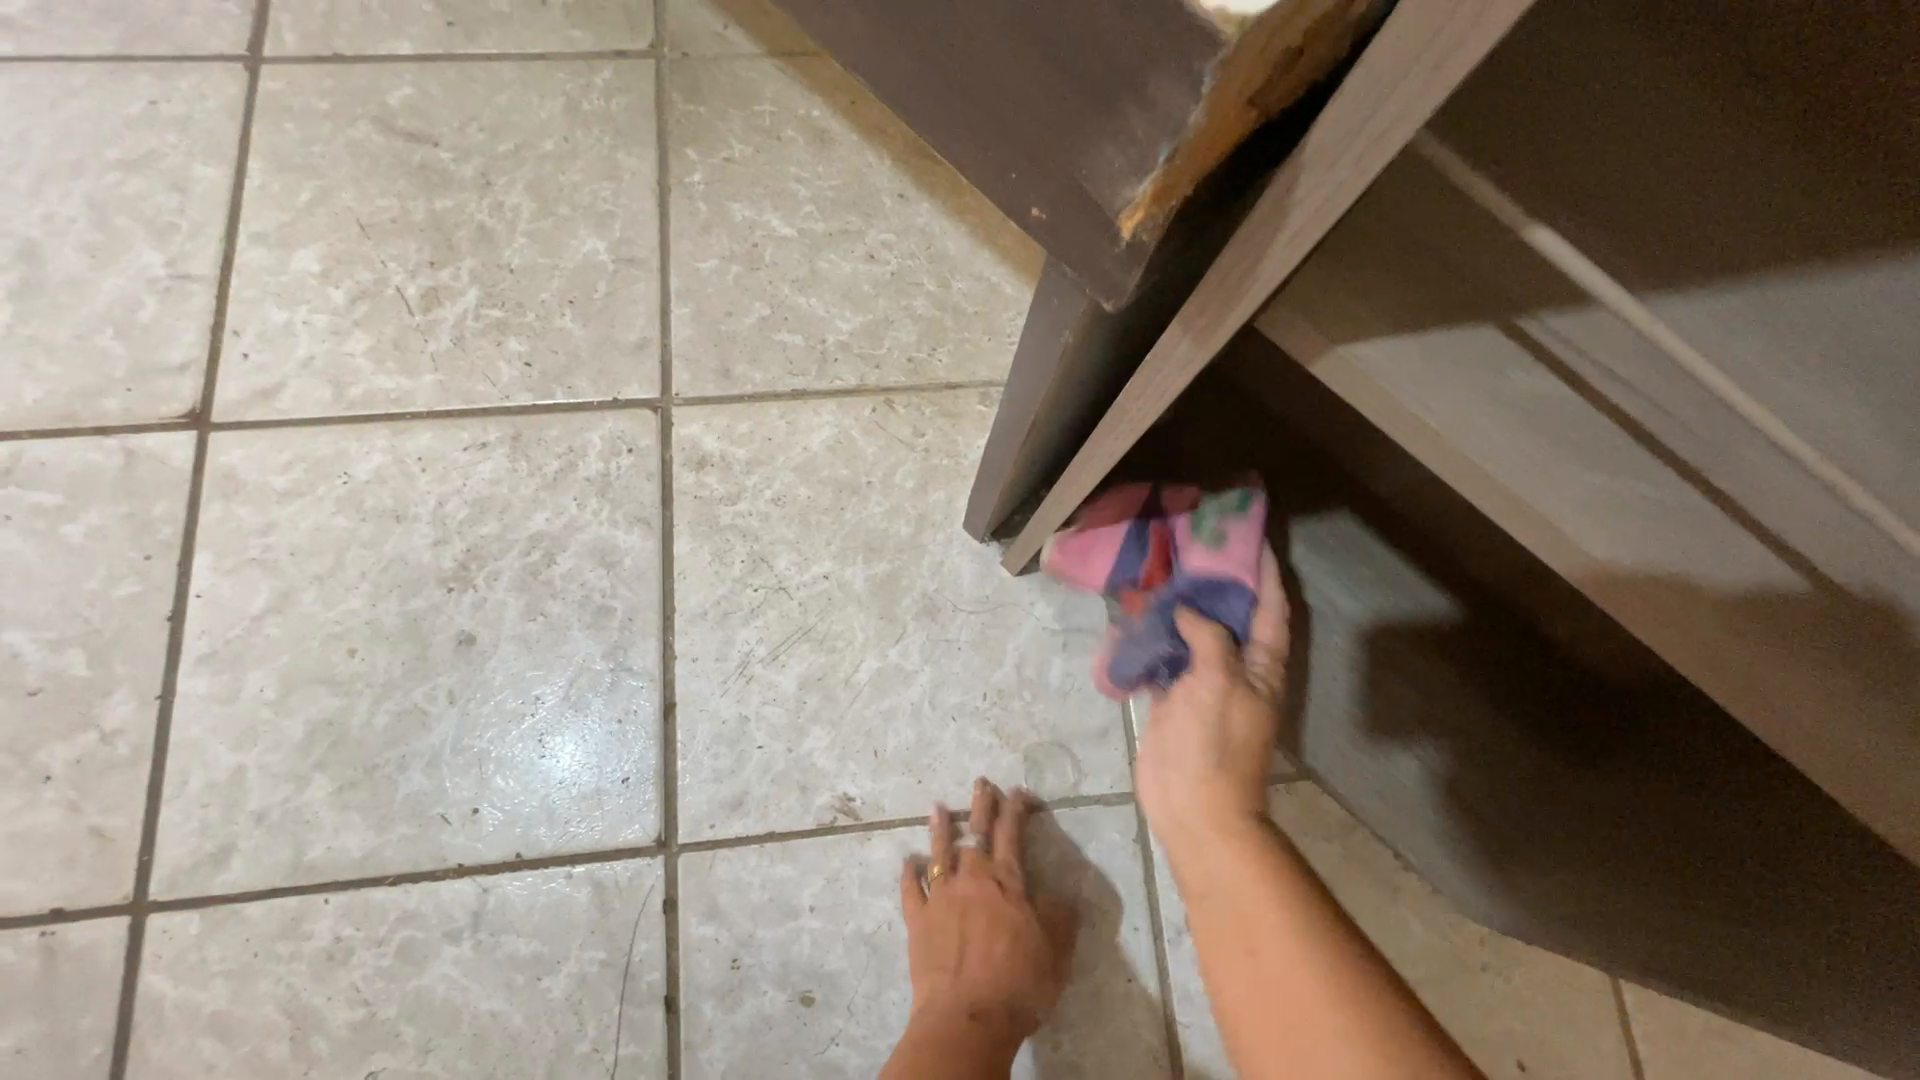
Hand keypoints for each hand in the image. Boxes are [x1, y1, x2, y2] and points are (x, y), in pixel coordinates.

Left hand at [898, 779, 1078, 1047]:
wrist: (967, 1016)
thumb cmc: (1019, 983)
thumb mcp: (1056, 951)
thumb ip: (1060, 917)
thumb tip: (1060, 895)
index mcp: (1007, 882)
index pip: (1012, 833)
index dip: (1016, 808)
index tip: (1019, 792)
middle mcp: (972, 879)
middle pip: (975, 833)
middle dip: (980, 805)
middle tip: (981, 782)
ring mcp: (941, 897)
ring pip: (940, 852)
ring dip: (940, 828)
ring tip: (937, 807)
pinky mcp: (918, 920)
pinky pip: (911, 889)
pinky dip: (910, 872)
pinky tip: (909, 861)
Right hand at [1135, 544, 1290, 845]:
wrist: (1194, 806)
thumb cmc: (1217, 744)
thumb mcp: (1221, 683)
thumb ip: (1210, 638)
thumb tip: (1187, 611)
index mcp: (1262, 665)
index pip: (1270, 608)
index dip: (1264, 573)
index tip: (1252, 537)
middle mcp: (1235, 668)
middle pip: (1229, 616)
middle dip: (1214, 583)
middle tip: (1191, 546)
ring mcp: (1201, 684)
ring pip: (1191, 635)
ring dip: (1177, 607)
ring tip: (1157, 571)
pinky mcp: (1172, 699)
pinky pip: (1162, 659)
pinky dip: (1150, 639)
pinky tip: (1131, 617)